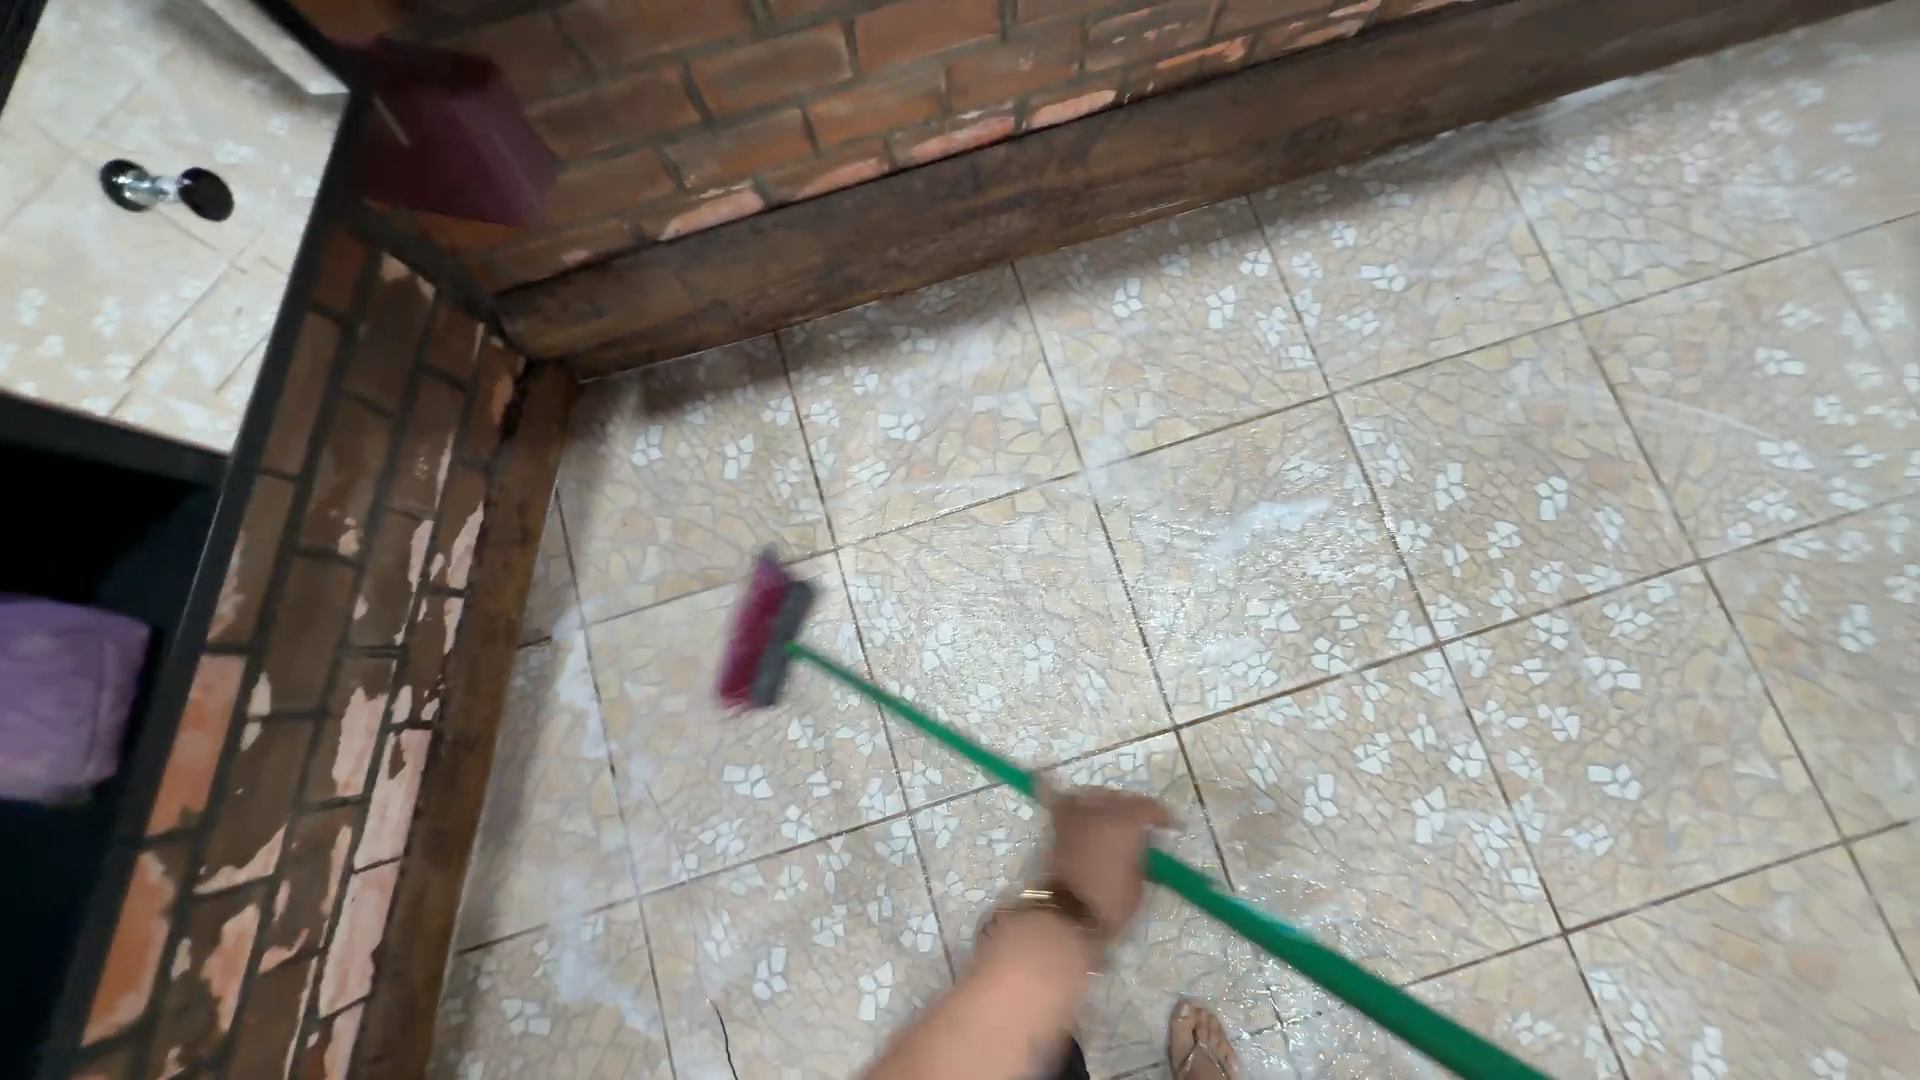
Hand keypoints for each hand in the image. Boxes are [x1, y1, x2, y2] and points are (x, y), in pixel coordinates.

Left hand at [1043, 786, 1172, 936]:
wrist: (1066, 913)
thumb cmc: (1110, 902)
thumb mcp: (1138, 881)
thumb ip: (1140, 854)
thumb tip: (1139, 843)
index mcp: (1125, 822)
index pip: (1147, 807)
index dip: (1161, 815)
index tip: (1170, 826)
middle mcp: (1100, 810)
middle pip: (1120, 798)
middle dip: (1134, 807)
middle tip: (1144, 823)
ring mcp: (1076, 814)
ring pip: (1095, 796)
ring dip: (1108, 802)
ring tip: (1115, 815)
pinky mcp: (1058, 825)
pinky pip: (1067, 802)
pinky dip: (1074, 800)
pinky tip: (1078, 803)